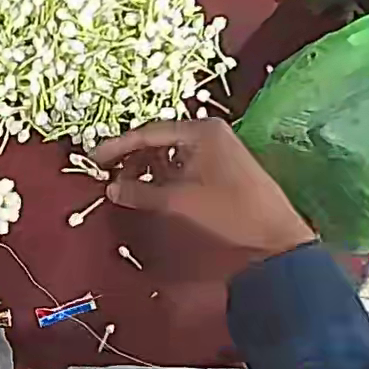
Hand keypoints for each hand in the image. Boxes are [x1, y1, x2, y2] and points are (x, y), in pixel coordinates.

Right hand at [91, 119, 316, 271]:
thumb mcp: (179, 201)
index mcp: (201, 130)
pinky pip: (183, 163)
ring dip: (146, 167)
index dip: (118, 146)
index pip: (149, 132)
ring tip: (125, 186)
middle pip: (159, 139)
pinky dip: (164, 175)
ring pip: (170, 152)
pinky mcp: (222, 165)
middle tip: (107, 175)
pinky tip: (150, 190)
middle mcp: (209, 132)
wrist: (275, 238)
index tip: (93, 159)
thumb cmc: (228, 212)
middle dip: (132, 157)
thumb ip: (140, 192)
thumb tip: (110, 188)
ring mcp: (217, 148)